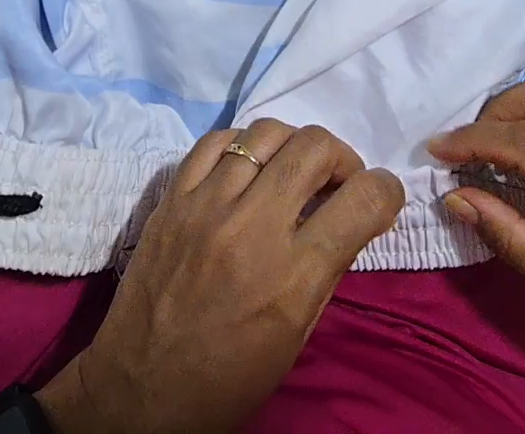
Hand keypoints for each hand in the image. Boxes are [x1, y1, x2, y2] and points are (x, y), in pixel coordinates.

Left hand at [37, 120, 402, 433]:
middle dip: (342, 157)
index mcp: (294, 274)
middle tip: (336, 182)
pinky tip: (247, 166)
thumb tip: (352, 213)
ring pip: (267, 132)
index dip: (385, 190)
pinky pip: (216, 140)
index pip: (363, 199)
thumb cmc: (230, 377)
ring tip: (291, 170)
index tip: (379, 197)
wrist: (139, 392)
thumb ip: (328, 265)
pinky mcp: (172, 198)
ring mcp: (207, 206)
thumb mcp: (297, 333)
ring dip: (294, 146)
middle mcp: (253, 228)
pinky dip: (242, 145)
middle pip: (315, 147)